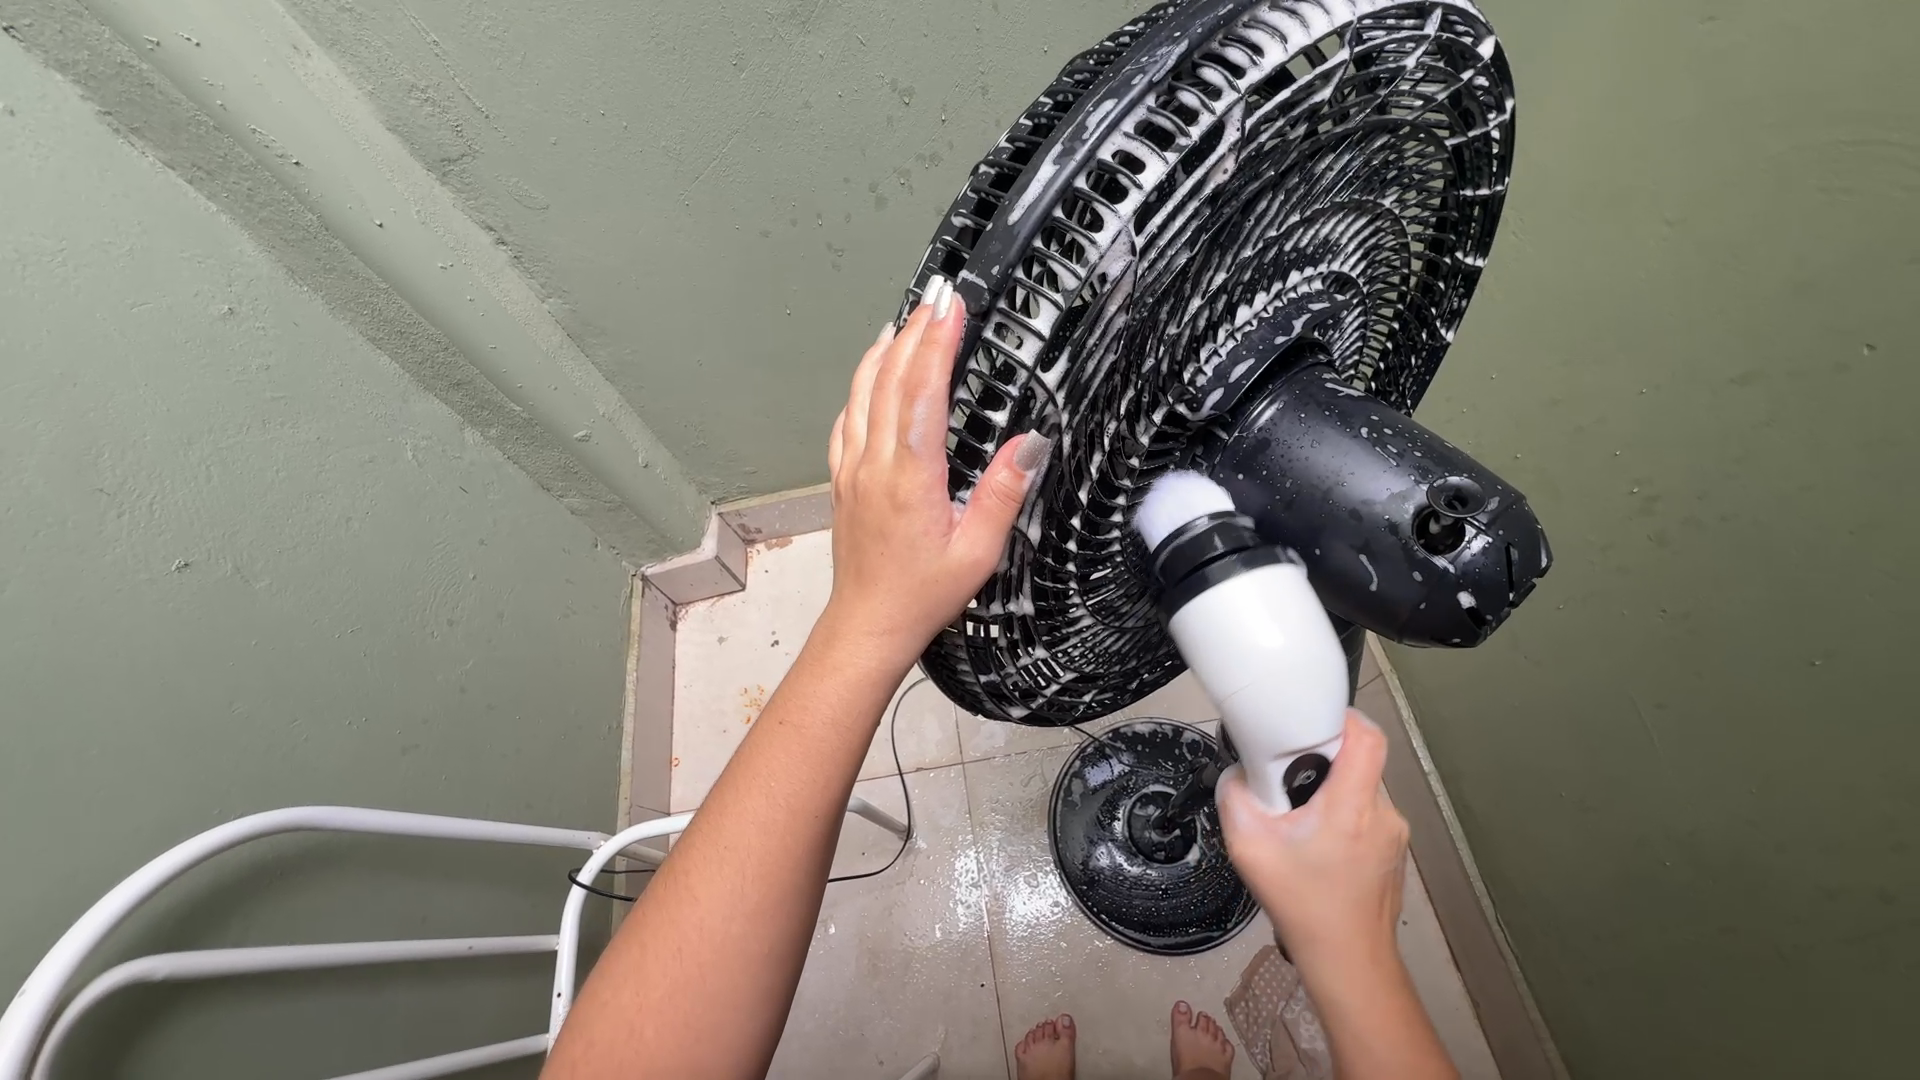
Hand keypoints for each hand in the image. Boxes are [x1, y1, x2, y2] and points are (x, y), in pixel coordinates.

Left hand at [822, 276, 1050, 667]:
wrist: (868, 623)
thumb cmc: (923, 594)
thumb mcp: (978, 551)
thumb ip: (1004, 493)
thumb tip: (1032, 443)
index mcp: (910, 476)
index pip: (922, 391)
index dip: (937, 343)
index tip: (952, 307)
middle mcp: (874, 463)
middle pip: (889, 380)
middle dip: (915, 332)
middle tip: (937, 297)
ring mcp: (852, 469)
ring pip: (862, 394)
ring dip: (884, 352)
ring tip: (905, 321)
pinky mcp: (842, 480)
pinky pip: (846, 421)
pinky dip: (860, 388)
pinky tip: (869, 378)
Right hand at [1217, 709, 1409, 973]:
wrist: (1347, 960)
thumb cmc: (1300, 902)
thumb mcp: (1246, 845)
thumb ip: (1234, 795)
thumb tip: (1238, 773)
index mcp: (1352, 806)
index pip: (1367, 736)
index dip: (1341, 715)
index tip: (1309, 715)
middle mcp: (1383, 813)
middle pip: (1358, 758)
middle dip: (1321, 757)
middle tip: (1286, 775)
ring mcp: (1394, 834)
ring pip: (1361, 787)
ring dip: (1330, 789)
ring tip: (1297, 815)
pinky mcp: (1394, 851)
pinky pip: (1367, 812)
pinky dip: (1341, 813)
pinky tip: (1316, 842)